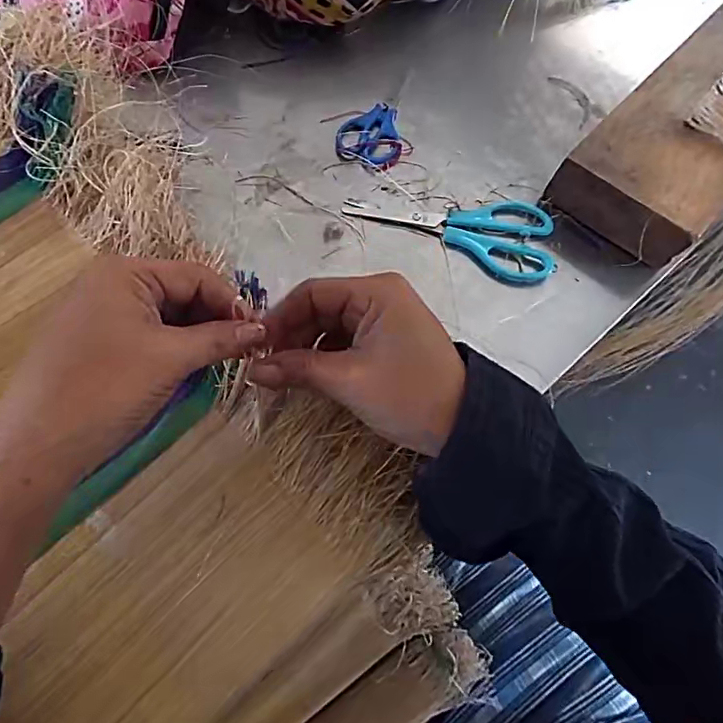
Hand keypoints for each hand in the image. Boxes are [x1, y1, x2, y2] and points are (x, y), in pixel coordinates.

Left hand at [0, 257, 260, 674]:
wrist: (36, 443)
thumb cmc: (106, 390)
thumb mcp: (169, 360)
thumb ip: (217, 338)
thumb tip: (259, 328)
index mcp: (124, 271)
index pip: (195, 274)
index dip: (231, 302)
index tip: (259, 335)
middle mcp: (105, 281)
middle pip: (176, 291)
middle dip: (210, 319)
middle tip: (240, 353)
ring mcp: (92, 310)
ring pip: (158, 314)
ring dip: (189, 335)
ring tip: (213, 365)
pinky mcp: (86, 339)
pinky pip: (137, 332)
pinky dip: (163, 347)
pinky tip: (179, 370)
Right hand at [247, 273, 464, 455]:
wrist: (469, 430)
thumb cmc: (409, 395)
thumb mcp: (348, 380)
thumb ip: (297, 369)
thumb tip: (253, 371)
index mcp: (376, 292)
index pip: (312, 292)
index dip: (281, 317)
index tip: (257, 344)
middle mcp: (379, 297)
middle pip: (319, 308)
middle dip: (291, 335)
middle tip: (266, 364)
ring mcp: (383, 319)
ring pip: (328, 326)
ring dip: (304, 348)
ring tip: (282, 374)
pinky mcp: (385, 341)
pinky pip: (343, 341)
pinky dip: (322, 356)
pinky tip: (306, 376)